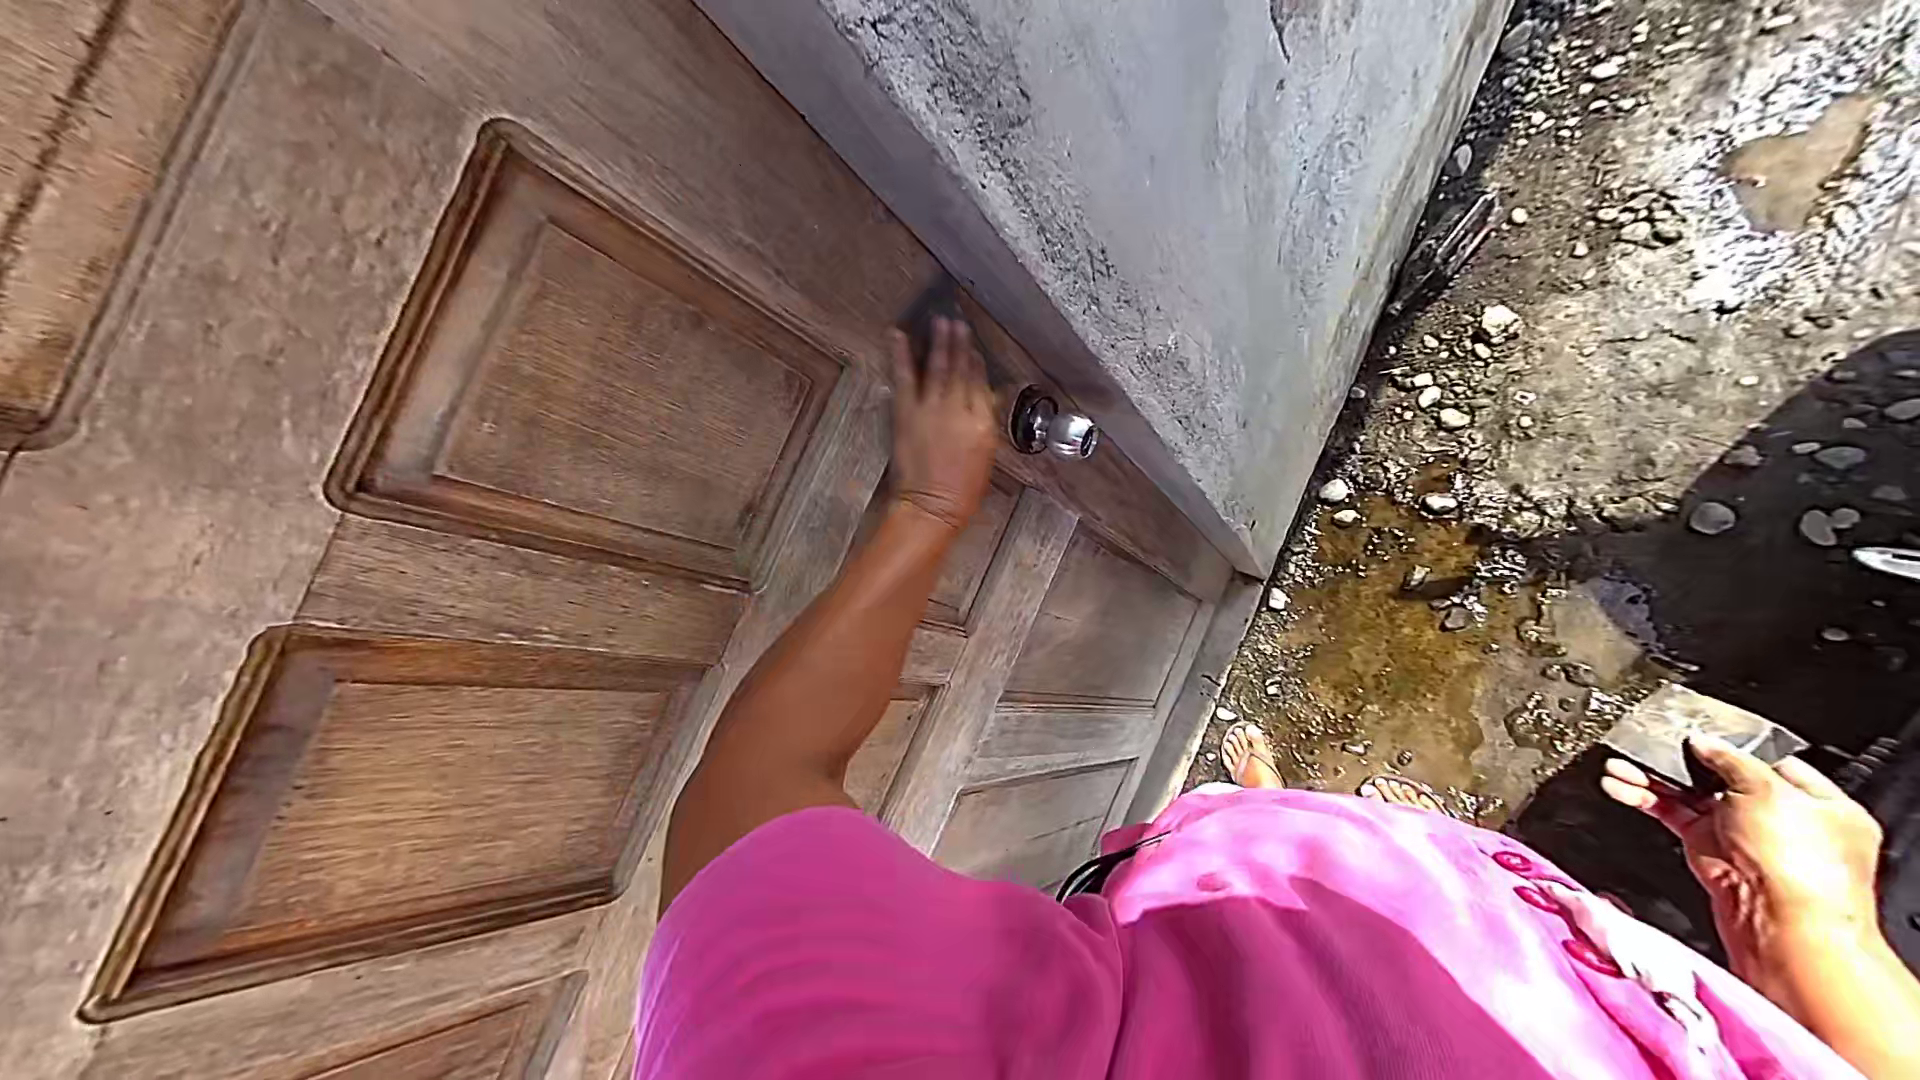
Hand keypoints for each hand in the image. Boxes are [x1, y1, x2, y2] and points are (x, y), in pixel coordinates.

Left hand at [887, 316, 997, 532]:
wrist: (932, 506)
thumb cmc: (961, 491)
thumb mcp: (985, 456)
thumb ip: (984, 424)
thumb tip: (984, 401)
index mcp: (982, 422)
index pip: (980, 384)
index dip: (976, 363)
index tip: (974, 349)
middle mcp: (959, 410)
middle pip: (961, 369)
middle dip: (959, 343)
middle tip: (958, 322)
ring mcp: (932, 409)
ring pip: (937, 366)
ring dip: (939, 341)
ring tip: (940, 320)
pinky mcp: (907, 413)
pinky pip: (904, 376)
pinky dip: (900, 354)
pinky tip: (898, 334)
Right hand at [1601, 736, 1884, 972]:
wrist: (1775, 912)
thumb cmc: (1799, 865)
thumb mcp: (1769, 792)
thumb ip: (1730, 760)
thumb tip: (1702, 742)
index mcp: (1815, 802)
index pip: (1764, 759)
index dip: (1727, 745)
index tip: (1693, 734)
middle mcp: (1775, 814)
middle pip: (1712, 773)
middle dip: (1673, 760)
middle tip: (1643, 747)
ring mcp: (1737, 828)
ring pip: (1681, 790)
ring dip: (1646, 776)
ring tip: (1618, 766)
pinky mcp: (1703, 839)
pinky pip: (1664, 808)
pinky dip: (1639, 795)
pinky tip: (1619, 785)